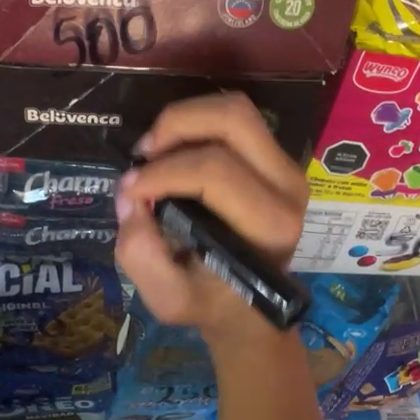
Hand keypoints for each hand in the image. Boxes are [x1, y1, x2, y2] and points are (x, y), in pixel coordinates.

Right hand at [115, 93, 308, 346]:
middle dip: (175, 127)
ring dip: (184, 119)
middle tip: (141, 157)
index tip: (131, 192)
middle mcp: (288, 188)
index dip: (162, 173)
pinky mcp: (274, 158)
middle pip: (233, 120)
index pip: (215, 172)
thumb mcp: (170, 300)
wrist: (249, 309)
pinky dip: (194, 124)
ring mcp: (286, 167)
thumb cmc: (212, 302)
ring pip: (235, 110)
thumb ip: (144, 258)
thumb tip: (131, 202)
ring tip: (153, 151)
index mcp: (270, 226)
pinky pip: (234, 120)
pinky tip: (170, 151)